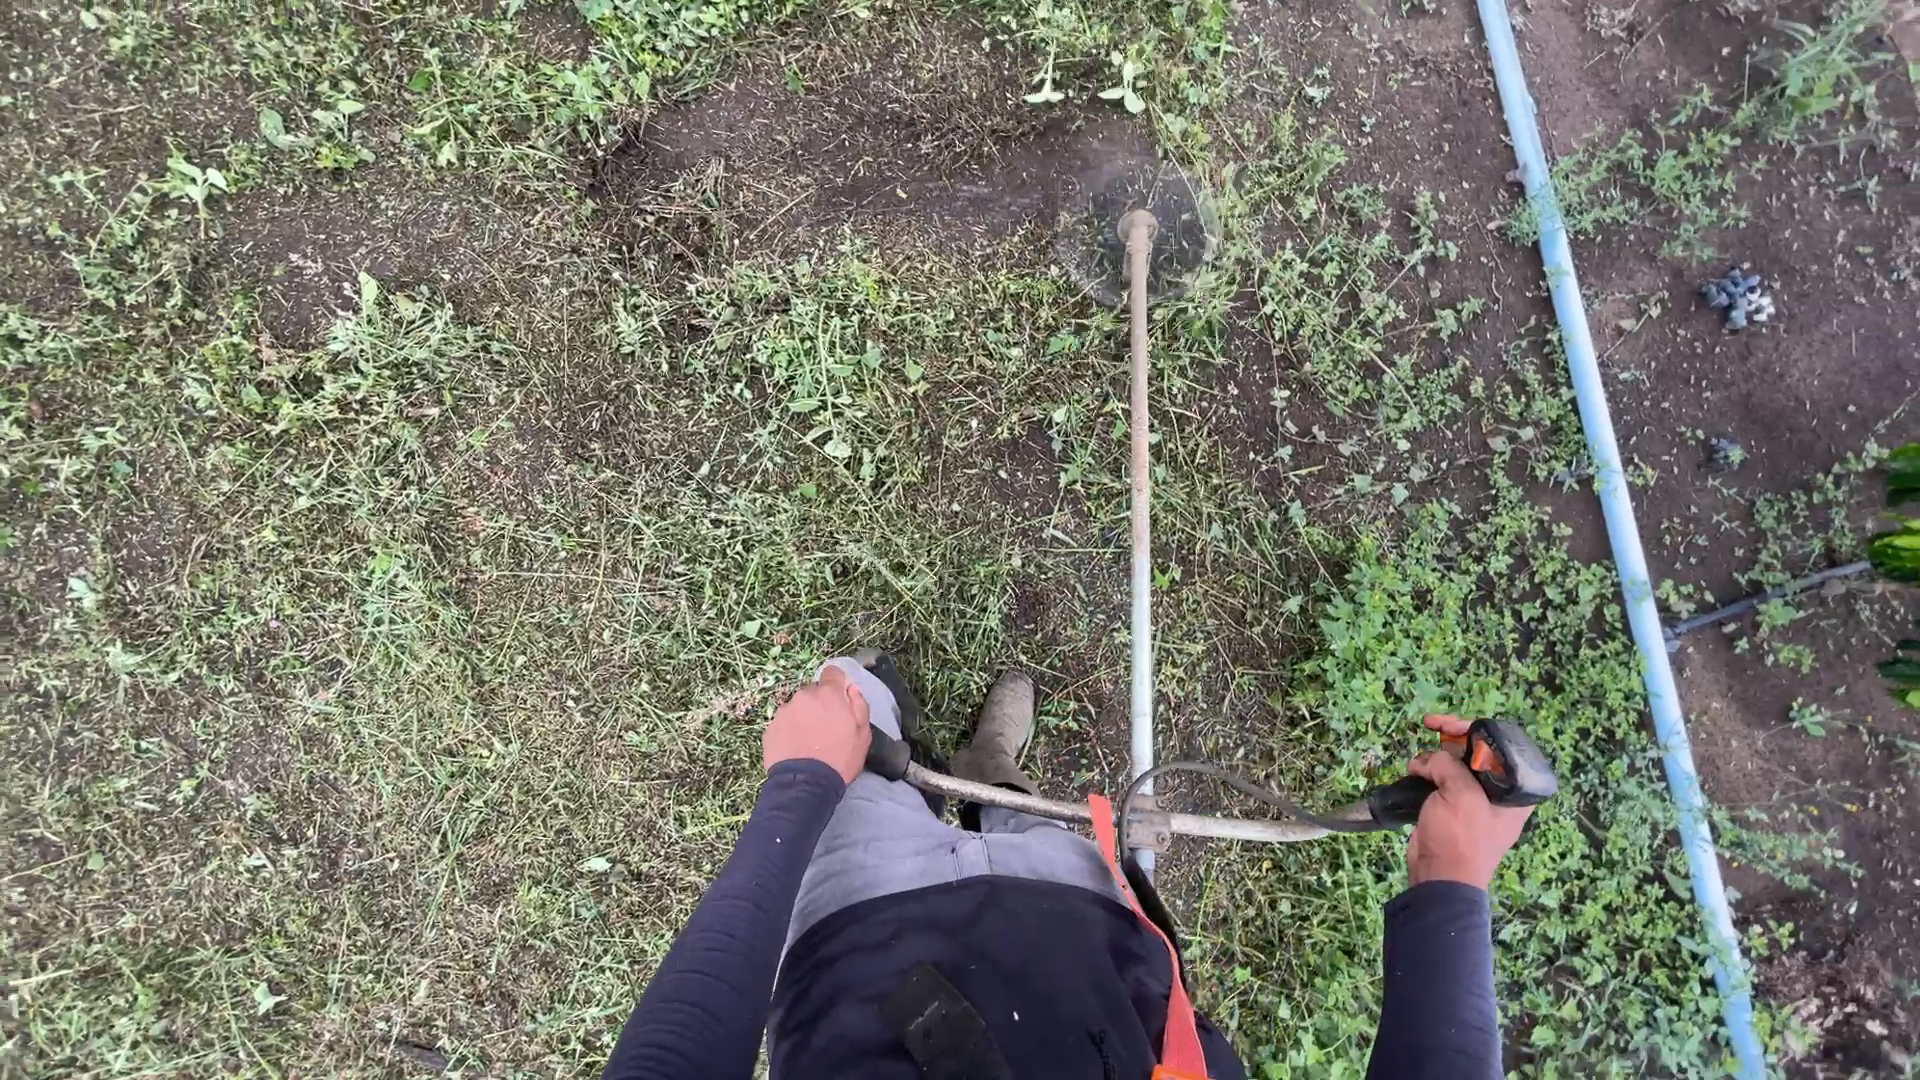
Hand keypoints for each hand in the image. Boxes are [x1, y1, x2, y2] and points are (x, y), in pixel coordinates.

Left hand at [763, 664, 871, 783]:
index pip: (833, 672)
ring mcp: (785, 711)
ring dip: (805, 717)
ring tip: (810, 741)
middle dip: (821, 704)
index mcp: (829, 693)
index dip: (838, 684)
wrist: (805, 786)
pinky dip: (791, 730)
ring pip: (799, 707)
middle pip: (815, 691)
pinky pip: (785, 722)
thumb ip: (860, 705)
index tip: (841, 700)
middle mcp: (804, 696)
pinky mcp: (771, 727)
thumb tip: (853, 689)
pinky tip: (797, 748)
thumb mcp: (863, 734)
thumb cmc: (840, 759)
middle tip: (827, 728)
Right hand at [1404, 714, 1532, 890]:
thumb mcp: (1461, 795)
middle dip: (1452, 736)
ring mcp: (1474, 799)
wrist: (1441, 875)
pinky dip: (1426, 770)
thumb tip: (1430, 760)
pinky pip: (1441, 777)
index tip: (1449, 724)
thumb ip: (1450, 765)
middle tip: (1429, 724)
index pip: (1500, 747)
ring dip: (1434, 756)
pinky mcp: (1451, 805)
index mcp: (1516, 791)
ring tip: (1417, 764)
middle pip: (1477, 751)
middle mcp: (1499, 792)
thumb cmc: (1460, 836)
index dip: (1475, 730)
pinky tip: (1414, 771)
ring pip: (1456, 763)